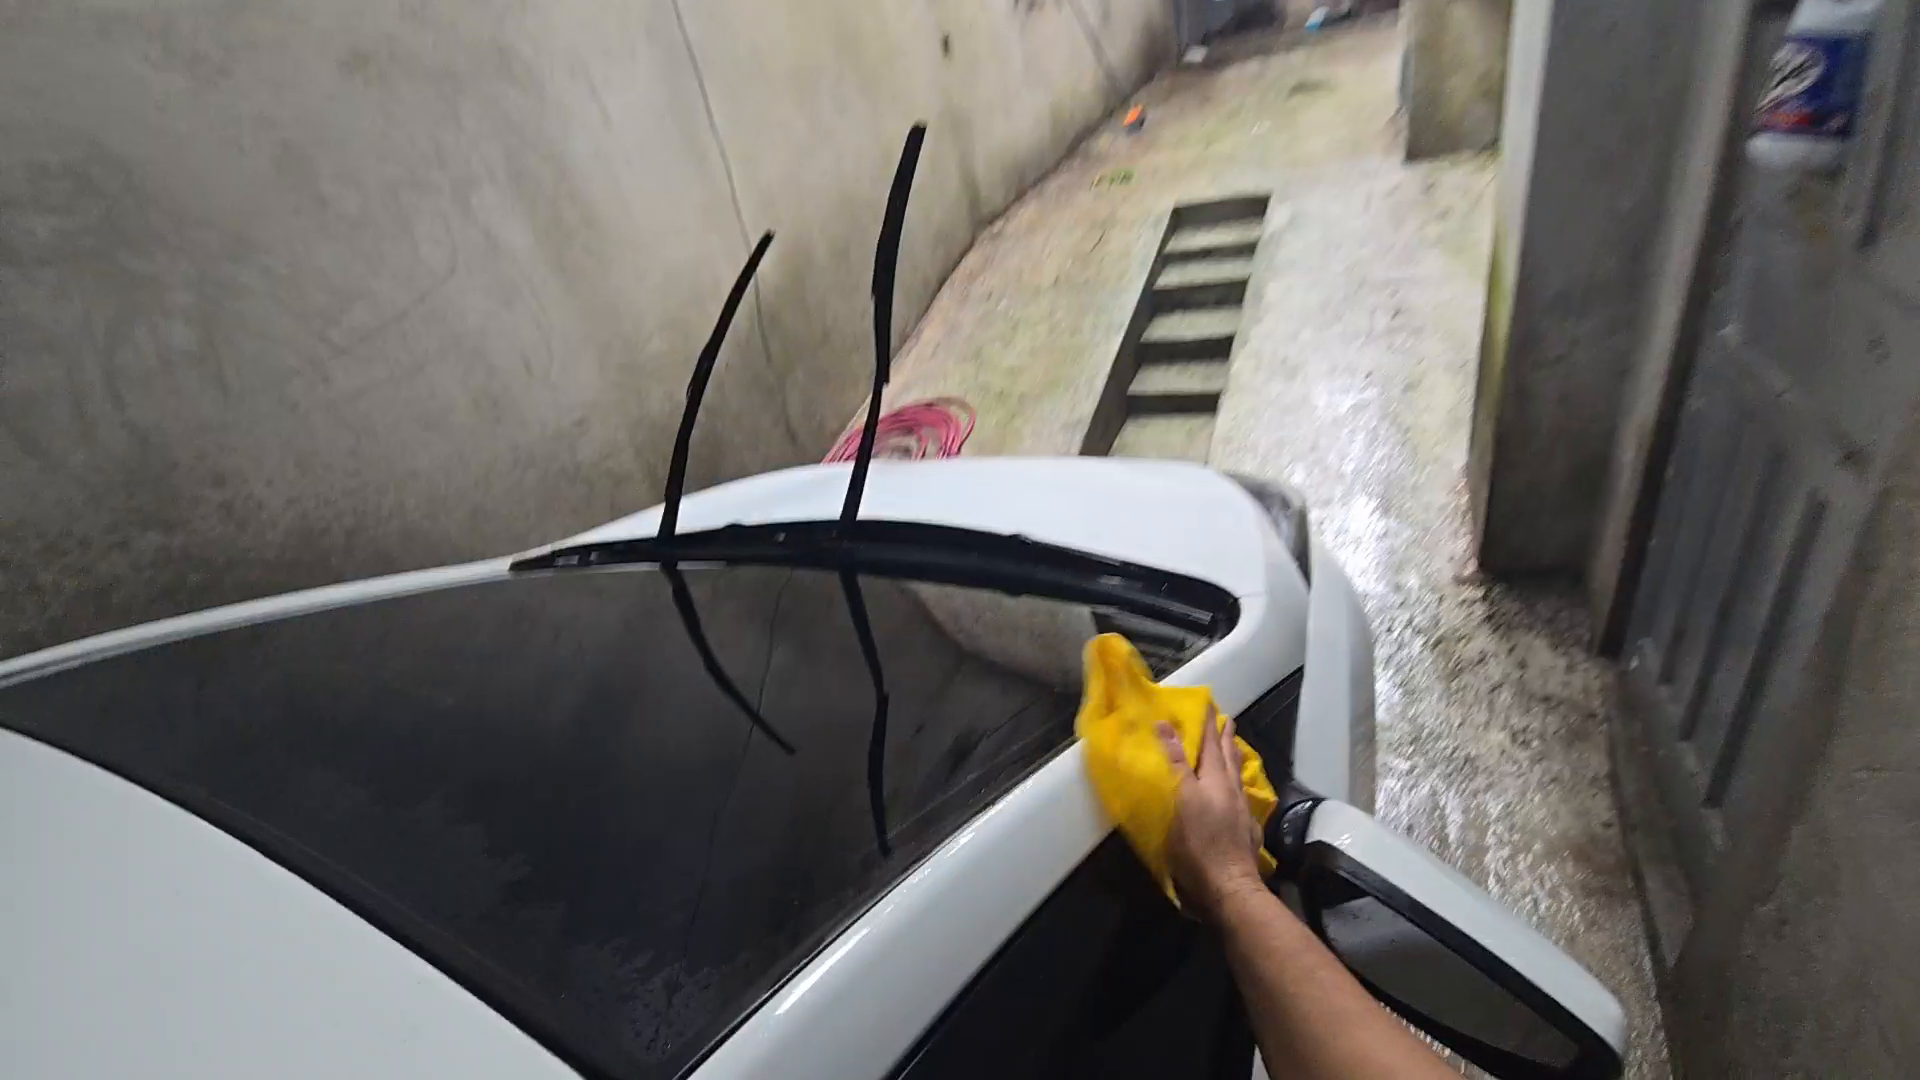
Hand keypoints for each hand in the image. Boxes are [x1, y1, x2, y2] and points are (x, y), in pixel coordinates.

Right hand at [1159, 708, 1265, 921]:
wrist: (1230, 887)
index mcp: (1212, 781)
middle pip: (1226, 757)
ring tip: (1233, 743)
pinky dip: (1237, 781)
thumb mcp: (1181, 800)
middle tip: (1225, 718)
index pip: (1207, 745)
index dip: (1204, 725)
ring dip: (1234, 755)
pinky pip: (1241, 793)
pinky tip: (1237, 786)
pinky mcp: (1246, 828)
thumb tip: (1167, 728)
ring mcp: (1241, 810)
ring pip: (1237, 774)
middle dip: (1223, 737)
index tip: (1206, 703)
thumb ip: (1176, 763)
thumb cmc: (1197, 846)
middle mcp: (1229, 790)